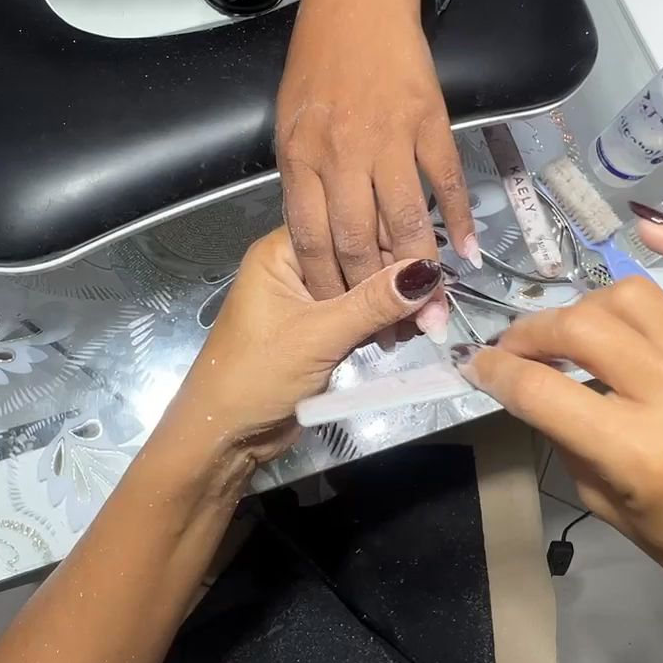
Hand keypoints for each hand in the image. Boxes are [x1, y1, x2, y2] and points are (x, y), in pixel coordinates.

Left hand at [167, 227, 441, 462]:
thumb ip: (373, 302)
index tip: (435, 271)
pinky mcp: (319, 330)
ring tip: (425, 326)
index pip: (348, 226)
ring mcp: (308, 300)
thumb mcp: (318, 335)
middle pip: (362, 258)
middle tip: (436, 309)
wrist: (226, 435)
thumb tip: (429, 272)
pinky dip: (383, 324)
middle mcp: (295, 267)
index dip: (394, 245)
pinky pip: (360, 316)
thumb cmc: (256, 376)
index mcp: (282, 251)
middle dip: (400, 283)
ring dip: (396, 306)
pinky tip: (406, 334)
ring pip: (365, 289)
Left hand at [276, 0, 478, 341]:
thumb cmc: (316, 64)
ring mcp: (388, 139)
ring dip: (419, 272)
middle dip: (375, 296)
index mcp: (300, 159)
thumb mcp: (289, 126)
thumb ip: (304, 183)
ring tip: (430, 308)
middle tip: (395, 332)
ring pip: (404, 221)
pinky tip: (466, 253)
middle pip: (357, 241)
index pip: (312, 241)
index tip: (343, 323)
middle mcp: (341, 155)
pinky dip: (457, 221)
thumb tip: (320, 241)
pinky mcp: (429, 123)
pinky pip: (445, 183)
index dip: (329, 288)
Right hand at [459, 215, 662, 633]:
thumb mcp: (609, 506)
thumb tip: (534, 389)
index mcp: (638, 452)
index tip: (478, 365)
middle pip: (580, 329)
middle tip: (516, 349)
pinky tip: (649, 230)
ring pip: (632, 297)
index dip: (495, 372)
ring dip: (585, 307)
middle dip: (530, 334)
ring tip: (572, 328)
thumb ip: (567, 439)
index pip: (540, 390)